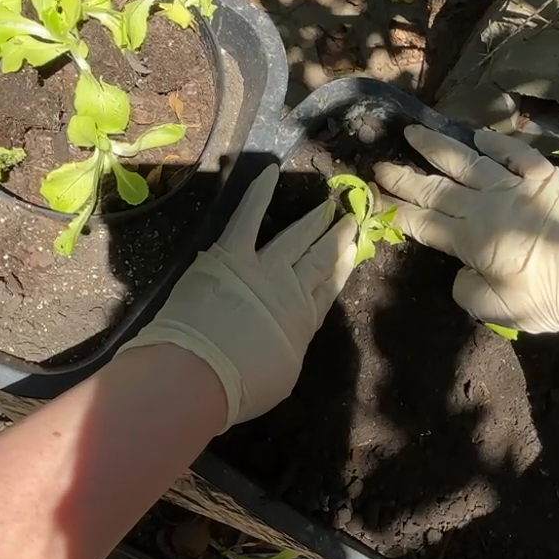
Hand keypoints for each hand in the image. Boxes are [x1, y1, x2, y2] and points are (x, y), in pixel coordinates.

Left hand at [119, 165, 358, 429]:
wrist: (202, 372)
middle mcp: (291, 288)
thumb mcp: (281, 376)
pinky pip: (248, 216)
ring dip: (313, 220)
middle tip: (351, 217)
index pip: (330, 288)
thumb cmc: (240, 386)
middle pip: (319, 258)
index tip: (356, 248)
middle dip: (337, 237)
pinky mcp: (231, 254)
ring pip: (295, 236)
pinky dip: (259, 193)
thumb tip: (285, 337)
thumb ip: (288, 349)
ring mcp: (262, 267)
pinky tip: (271, 171)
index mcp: (303, 321)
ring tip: (328, 204)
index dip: (345, 266)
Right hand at [376, 126, 558, 333]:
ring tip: (413, 131)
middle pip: (436, 189)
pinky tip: (480, 135)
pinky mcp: (546, 180)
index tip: (373, 198)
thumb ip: (467, 290)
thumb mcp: (498, 310)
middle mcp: (487, 206)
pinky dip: (498, 143)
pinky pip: (516, 154)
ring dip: (437, 147)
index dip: (396, 210)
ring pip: (468, 162)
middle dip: (404, 177)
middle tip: (378, 164)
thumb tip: (462, 270)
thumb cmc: (551, 299)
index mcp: (471, 240)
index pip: (423, 221)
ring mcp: (517, 187)